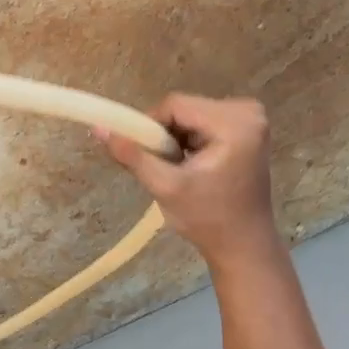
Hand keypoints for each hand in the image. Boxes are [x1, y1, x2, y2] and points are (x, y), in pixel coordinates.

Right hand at [96, 94, 280, 265]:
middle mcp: (247, 111)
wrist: (242, 243)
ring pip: (189, 116)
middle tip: (159, 167)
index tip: (139, 154)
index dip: (149, 125)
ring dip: (173, 139)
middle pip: (184, 109)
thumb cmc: (207, 218)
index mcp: (234, 122)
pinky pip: (202, 124)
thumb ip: (132, 155)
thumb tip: (99, 128)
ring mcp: (249, 119)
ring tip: (174, 170)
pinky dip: (187, 142)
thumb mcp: (165, 186)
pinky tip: (188, 166)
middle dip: (163, 135)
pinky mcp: (245, 130)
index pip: (175, 105)